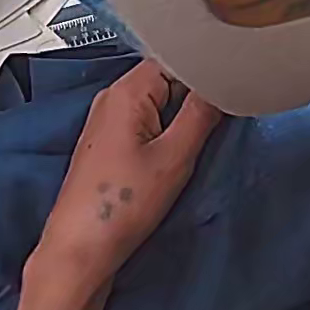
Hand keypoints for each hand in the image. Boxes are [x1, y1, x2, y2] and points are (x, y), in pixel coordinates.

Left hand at [29, 59, 223, 298]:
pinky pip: (146, 122)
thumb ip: (202, 113)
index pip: (175, 59)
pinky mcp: (108, 143)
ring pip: (158, 103)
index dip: (204, 72)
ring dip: (181, 118)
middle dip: (194, 96)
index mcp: (126, 91)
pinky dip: (165, 132)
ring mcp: (108, 121)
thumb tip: (221, 81)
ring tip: (197, 140)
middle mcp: (112, 97)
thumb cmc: (124, 203)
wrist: (80, 250)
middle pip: (167, 79)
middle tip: (219, 119)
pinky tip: (174, 154)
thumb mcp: (175, 157)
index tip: (229, 89)